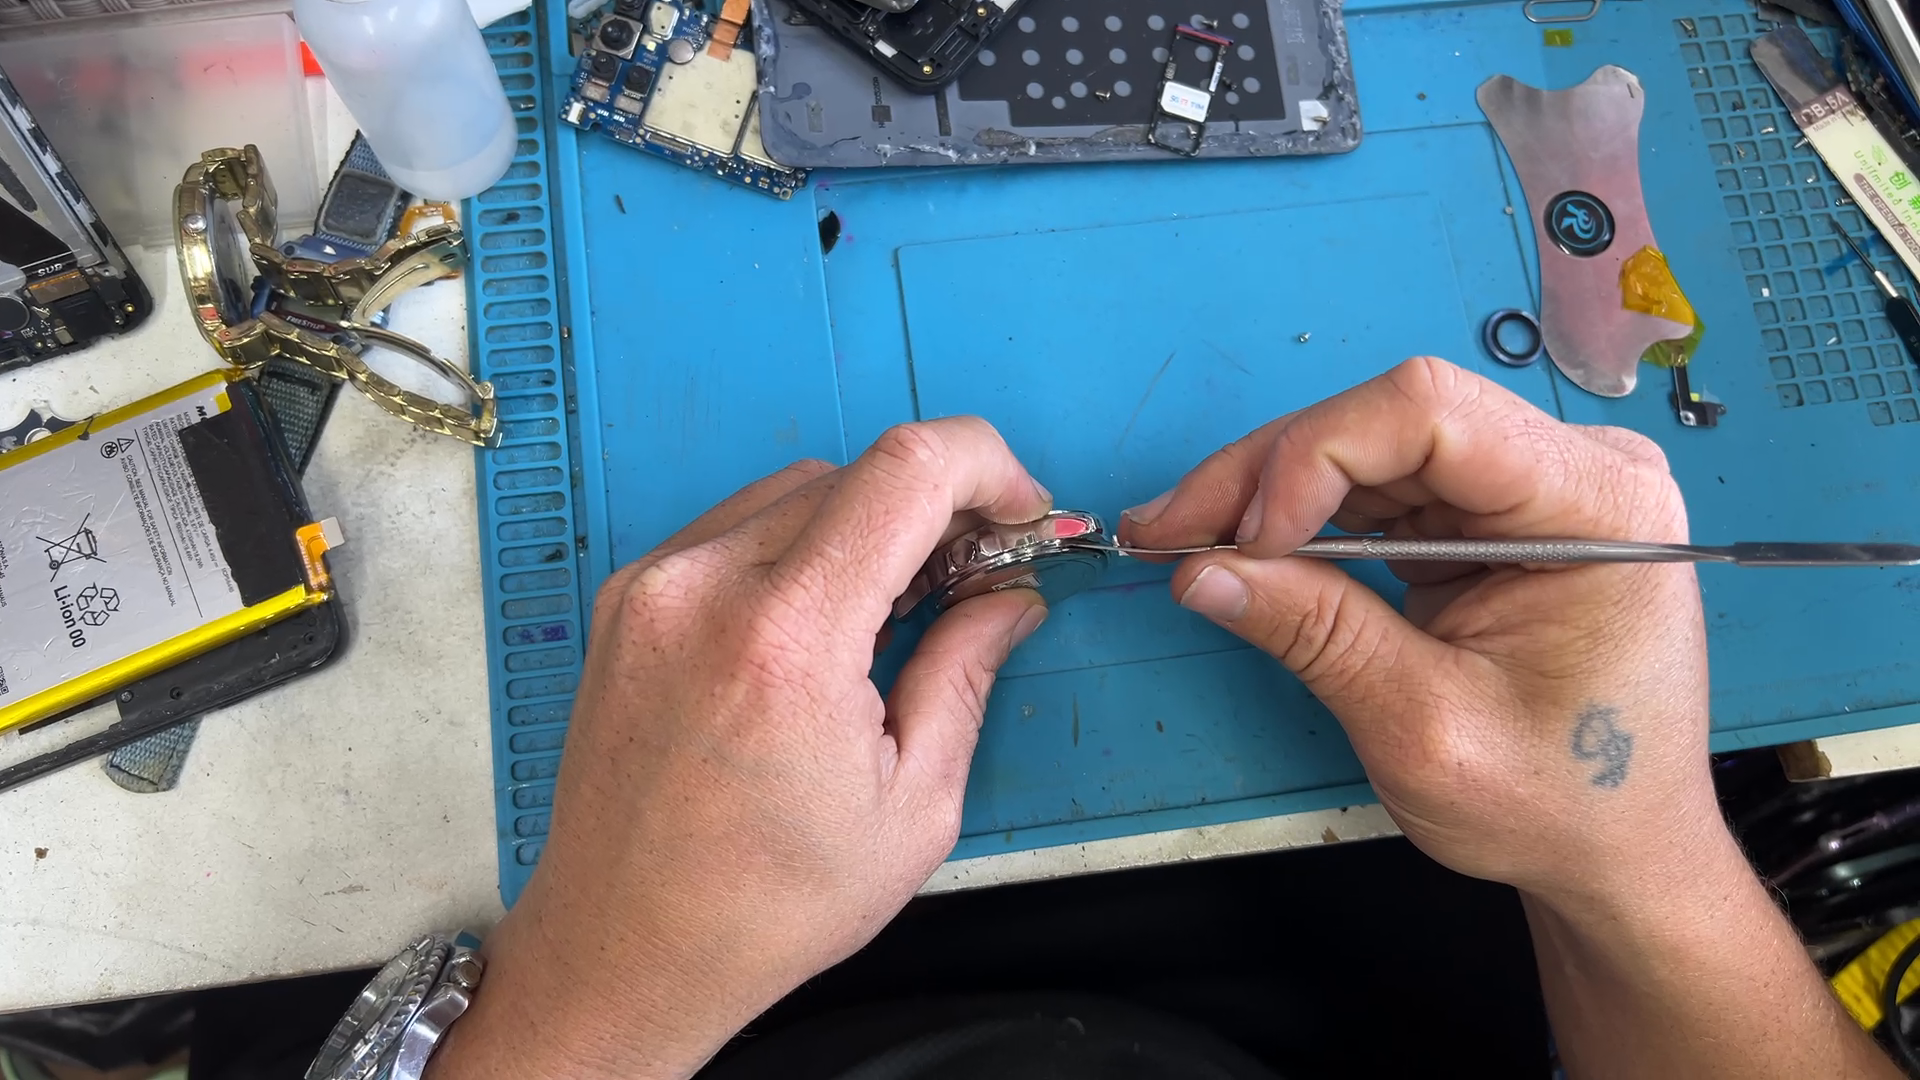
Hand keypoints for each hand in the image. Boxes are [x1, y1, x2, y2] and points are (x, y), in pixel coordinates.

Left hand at [432, 418, 1051, 1079]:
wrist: (621, 952)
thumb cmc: (771, 902)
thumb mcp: (913, 803)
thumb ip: (969, 669)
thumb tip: (1012, 594)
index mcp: (787, 637)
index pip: (908, 469)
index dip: (987, 466)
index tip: (1020, 512)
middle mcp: (705, 583)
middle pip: (862, 473)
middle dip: (941, 506)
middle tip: (976, 571)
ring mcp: (655, 581)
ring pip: (805, 487)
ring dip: (876, 521)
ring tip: (900, 600)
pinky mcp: (632, 593)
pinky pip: (746, 521)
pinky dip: (811, 539)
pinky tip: (829, 608)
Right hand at [1119, 357, 1714, 903]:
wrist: (1608, 847)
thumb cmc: (1553, 803)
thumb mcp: (1423, 728)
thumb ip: (1314, 635)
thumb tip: (1197, 573)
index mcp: (1592, 504)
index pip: (1427, 414)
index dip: (1310, 460)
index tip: (1239, 544)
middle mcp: (1558, 468)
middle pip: (1374, 424)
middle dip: (1254, 477)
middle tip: (1160, 530)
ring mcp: (1508, 488)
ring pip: (1348, 449)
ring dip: (1249, 493)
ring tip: (1173, 536)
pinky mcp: (1464, 516)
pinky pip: (1353, 489)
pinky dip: (1278, 517)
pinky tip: (1225, 543)